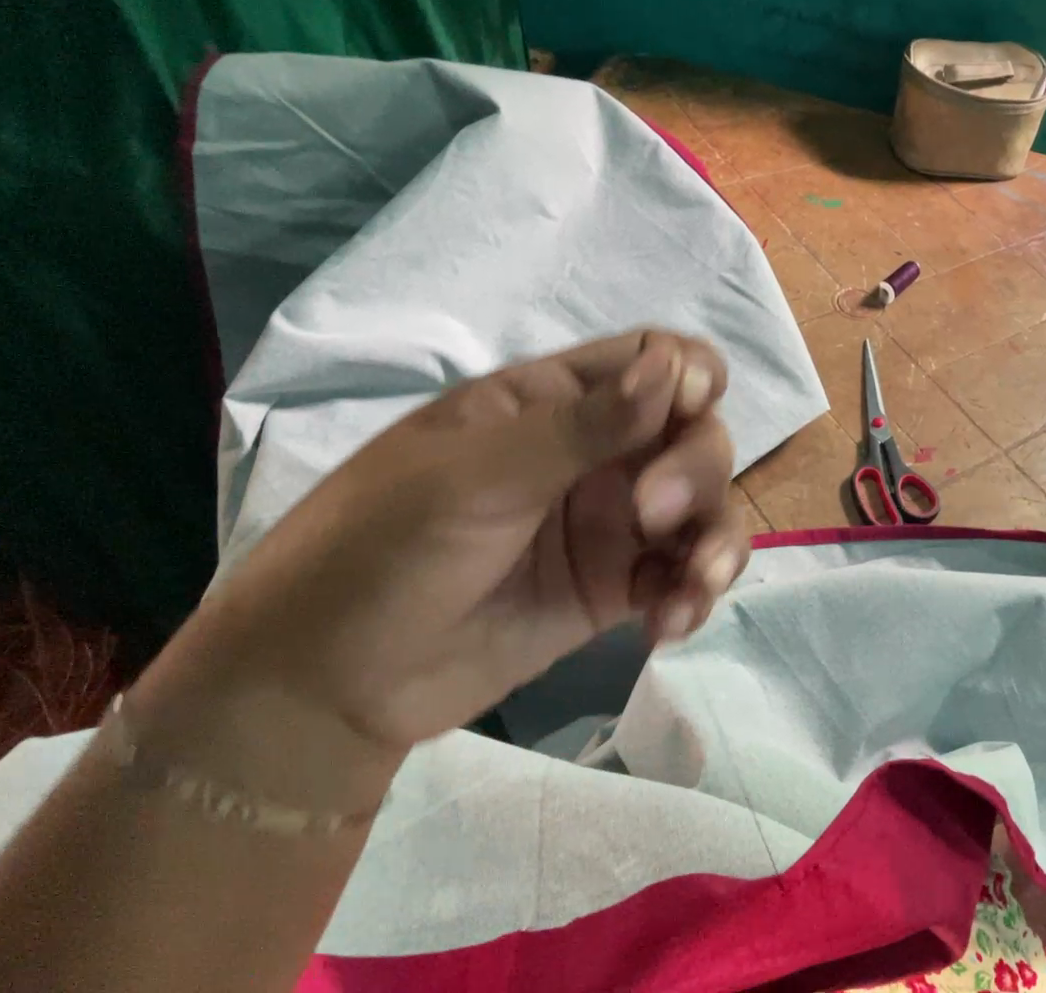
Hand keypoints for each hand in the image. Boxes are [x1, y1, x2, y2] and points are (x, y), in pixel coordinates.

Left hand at [151, 331, 750, 762]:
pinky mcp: (615, 589)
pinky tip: (668, 626)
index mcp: (551, 403)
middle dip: (694, 471)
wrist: (330, 683)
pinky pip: (683, 577)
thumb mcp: (475, 476)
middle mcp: (594, 456)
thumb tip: (673, 363)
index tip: (688, 407)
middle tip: (649, 518)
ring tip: (693, 589)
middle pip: (695, 435)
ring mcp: (609, 525)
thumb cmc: (382, 549)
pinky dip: (693, 595)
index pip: (652, 362)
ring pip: (704, 509)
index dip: (688, 375)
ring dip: (716, 542)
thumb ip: (581, 426)